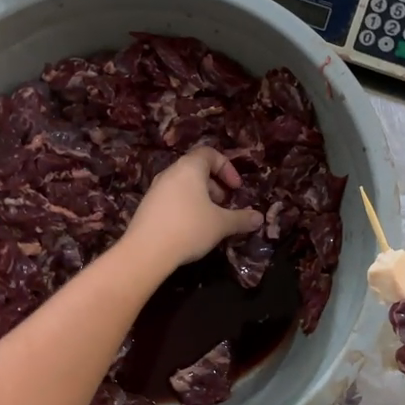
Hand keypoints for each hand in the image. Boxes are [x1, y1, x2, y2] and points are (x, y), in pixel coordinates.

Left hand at [123, 147, 263, 269]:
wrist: (146, 251)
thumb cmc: (189, 228)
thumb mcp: (221, 224)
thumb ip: (241, 219)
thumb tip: (258, 218)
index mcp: (189, 168)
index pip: (210, 153)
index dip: (227, 168)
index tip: (236, 188)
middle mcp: (170, 173)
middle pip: (196, 169)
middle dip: (215, 185)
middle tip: (224, 205)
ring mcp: (155, 189)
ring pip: (183, 185)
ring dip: (200, 197)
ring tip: (209, 219)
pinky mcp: (147, 206)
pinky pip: (171, 198)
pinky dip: (185, 206)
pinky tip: (190, 229)